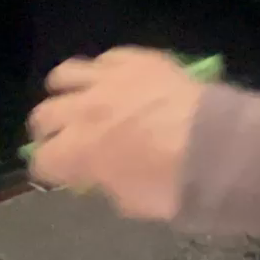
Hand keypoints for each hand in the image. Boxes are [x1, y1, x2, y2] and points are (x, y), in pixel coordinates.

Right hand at [26, 48, 205, 220]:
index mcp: (78, 150)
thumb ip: (106, 184)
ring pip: (65, 75)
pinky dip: (105, 71)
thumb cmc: (174, 184)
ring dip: (67, 91)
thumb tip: (101, 176)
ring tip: (80, 99)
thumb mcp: (131, 201)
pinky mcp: (136, 58)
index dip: (51, 169)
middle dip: (51, 130)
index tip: (62, 173)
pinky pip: (106, 58)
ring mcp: (108, 79)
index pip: (43, 160)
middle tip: (66, 137)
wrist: (215, 144)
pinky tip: (116, 81)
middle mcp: (84, 109)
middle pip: (44, 115)